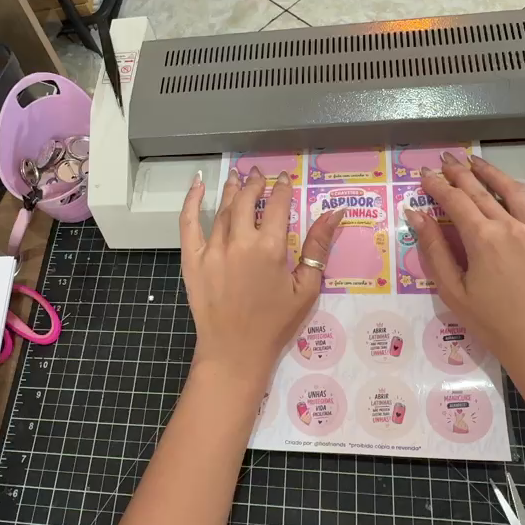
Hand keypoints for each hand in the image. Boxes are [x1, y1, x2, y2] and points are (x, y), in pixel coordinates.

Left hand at [180, 168, 341, 396]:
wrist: (235, 351)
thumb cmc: (275, 323)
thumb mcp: (306, 288)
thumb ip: (318, 247)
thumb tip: (334, 213)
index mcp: (270, 248)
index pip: (277, 205)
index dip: (282, 188)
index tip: (284, 178)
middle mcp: (240, 242)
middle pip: (247, 200)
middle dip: (255, 183)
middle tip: (259, 174)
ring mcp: (213, 249)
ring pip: (223, 209)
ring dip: (232, 190)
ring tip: (238, 177)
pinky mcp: (193, 259)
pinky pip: (189, 223)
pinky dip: (192, 201)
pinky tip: (198, 185)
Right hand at [407, 154, 524, 383]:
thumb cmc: (495, 326)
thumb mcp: (453, 293)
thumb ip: (434, 250)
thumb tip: (415, 215)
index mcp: (482, 239)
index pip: (455, 201)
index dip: (437, 186)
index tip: (425, 175)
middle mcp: (512, 226)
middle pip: (481, 191)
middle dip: (460, 173)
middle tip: (446, 159)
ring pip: (514, 191)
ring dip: (493, 172)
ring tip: (477, 161)